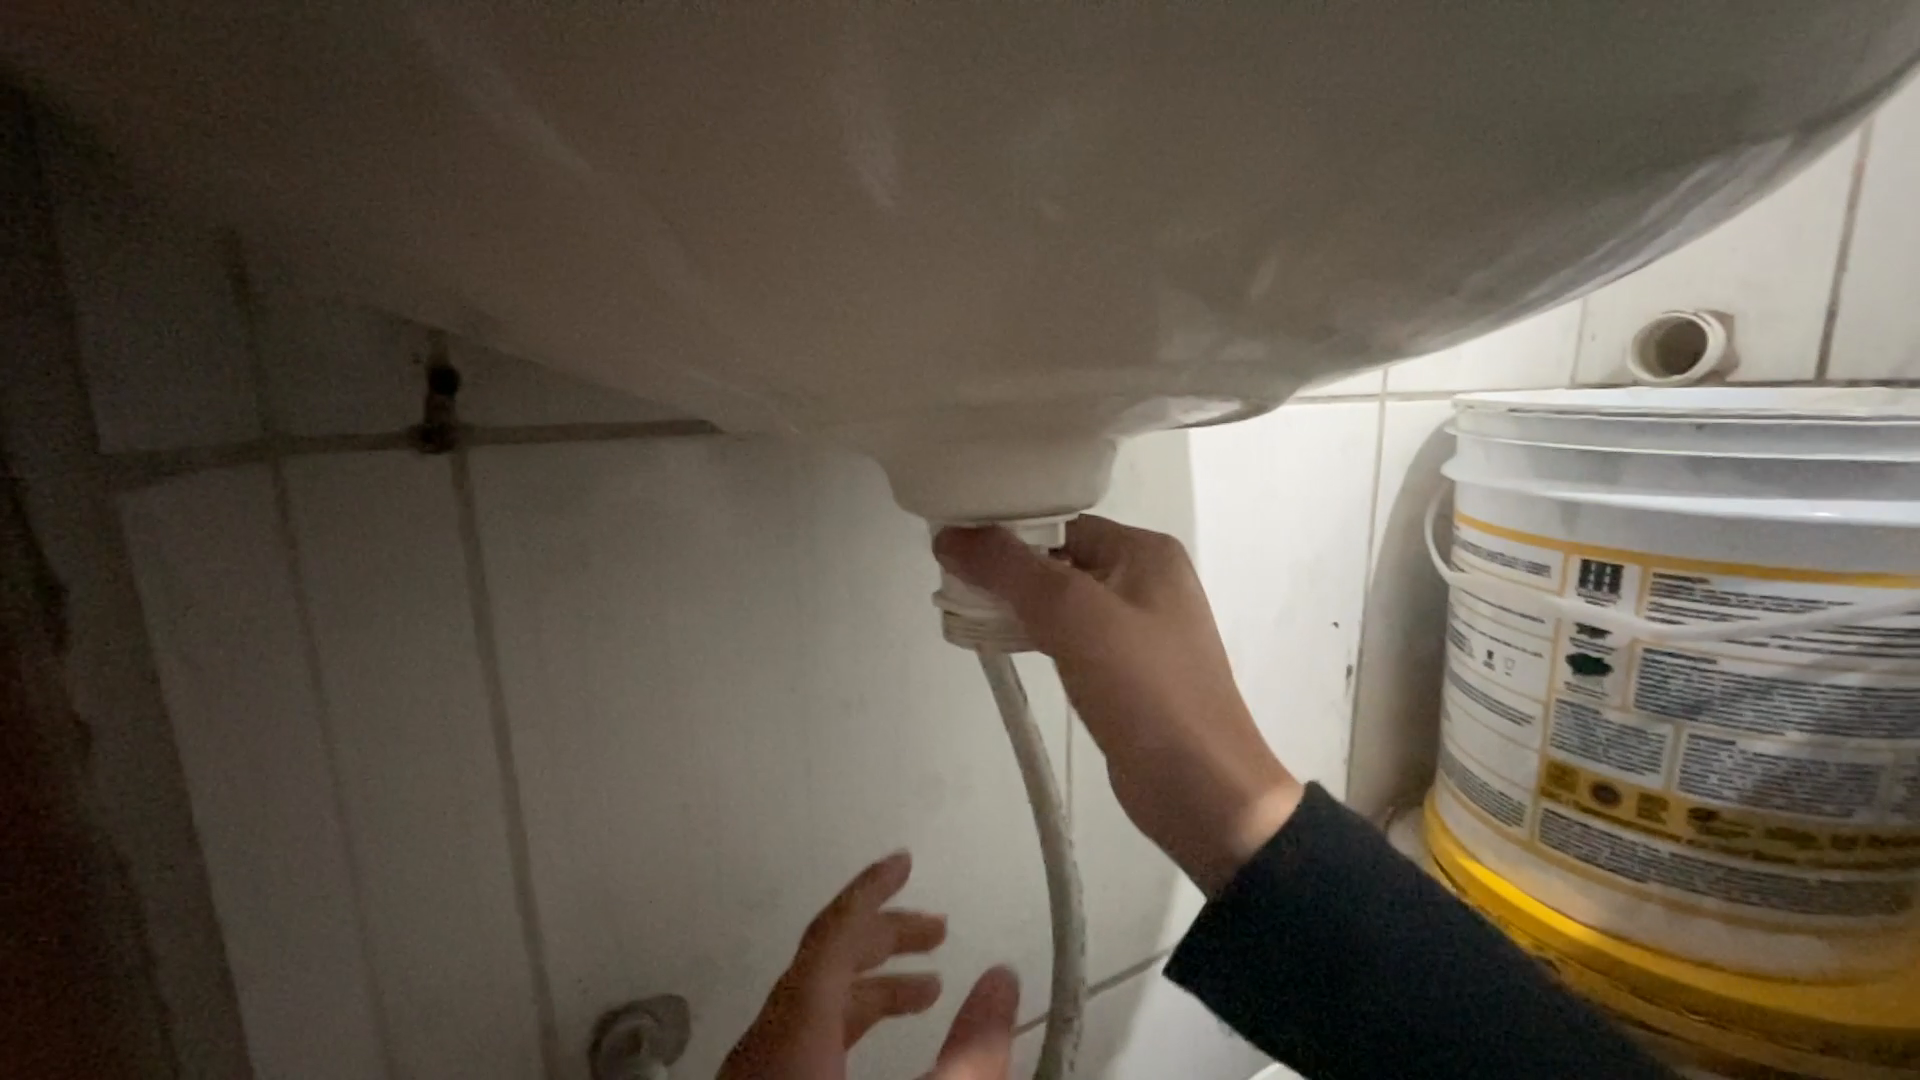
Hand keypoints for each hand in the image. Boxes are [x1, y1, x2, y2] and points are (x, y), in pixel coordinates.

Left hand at [719, 852, 1021, 1079]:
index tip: (904, 860)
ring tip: (927, 988)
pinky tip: (875, 1048)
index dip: (870, 890)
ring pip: (809, 1007)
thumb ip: (974, 1054)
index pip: (830, 935)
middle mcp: (762, 1051)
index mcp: (793, 1038)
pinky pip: (800, 1041)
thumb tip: (1002, 978)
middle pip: (821, 964)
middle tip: (939, 932)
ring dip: (869, 986)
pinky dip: (845, 1026)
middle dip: (884, 938)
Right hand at [935, 517, 1304, 894]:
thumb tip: (950, 535)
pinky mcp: (1128, 672)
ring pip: (1063, 603)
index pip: (1061, 525)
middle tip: (953, 587)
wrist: (1201, 788)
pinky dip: (1037, 639)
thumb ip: (1009, 569)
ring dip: (1018, 608)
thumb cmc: (1142, 687)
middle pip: (1060, 561)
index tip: (953, 551)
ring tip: (967, 617)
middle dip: (1007, 574)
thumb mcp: (1072, 614)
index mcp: (1145, 551)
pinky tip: (1002, 648)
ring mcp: (1140, 629)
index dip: (1006, 535)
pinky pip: (1072, 640)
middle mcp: (1147, 581)